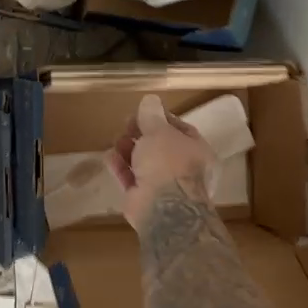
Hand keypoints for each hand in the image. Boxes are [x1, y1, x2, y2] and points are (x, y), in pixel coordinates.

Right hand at [105, 95, 216, 230]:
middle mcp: (184, 169)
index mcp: (198, 152)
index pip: (181, 130)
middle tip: (126, 125)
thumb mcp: (159, 132)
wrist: (163, 208)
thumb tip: (150, 99)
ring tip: (116, 141)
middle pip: (160, 146)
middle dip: (141, 135)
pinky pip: (131, 179)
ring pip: (145, 163)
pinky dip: (120, 168)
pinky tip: (109, 157)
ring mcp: (165, 186)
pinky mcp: (145, 199)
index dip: (161, 119)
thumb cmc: (168, 163)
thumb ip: (151, 116)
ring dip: (129, 150)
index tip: (143, 112)